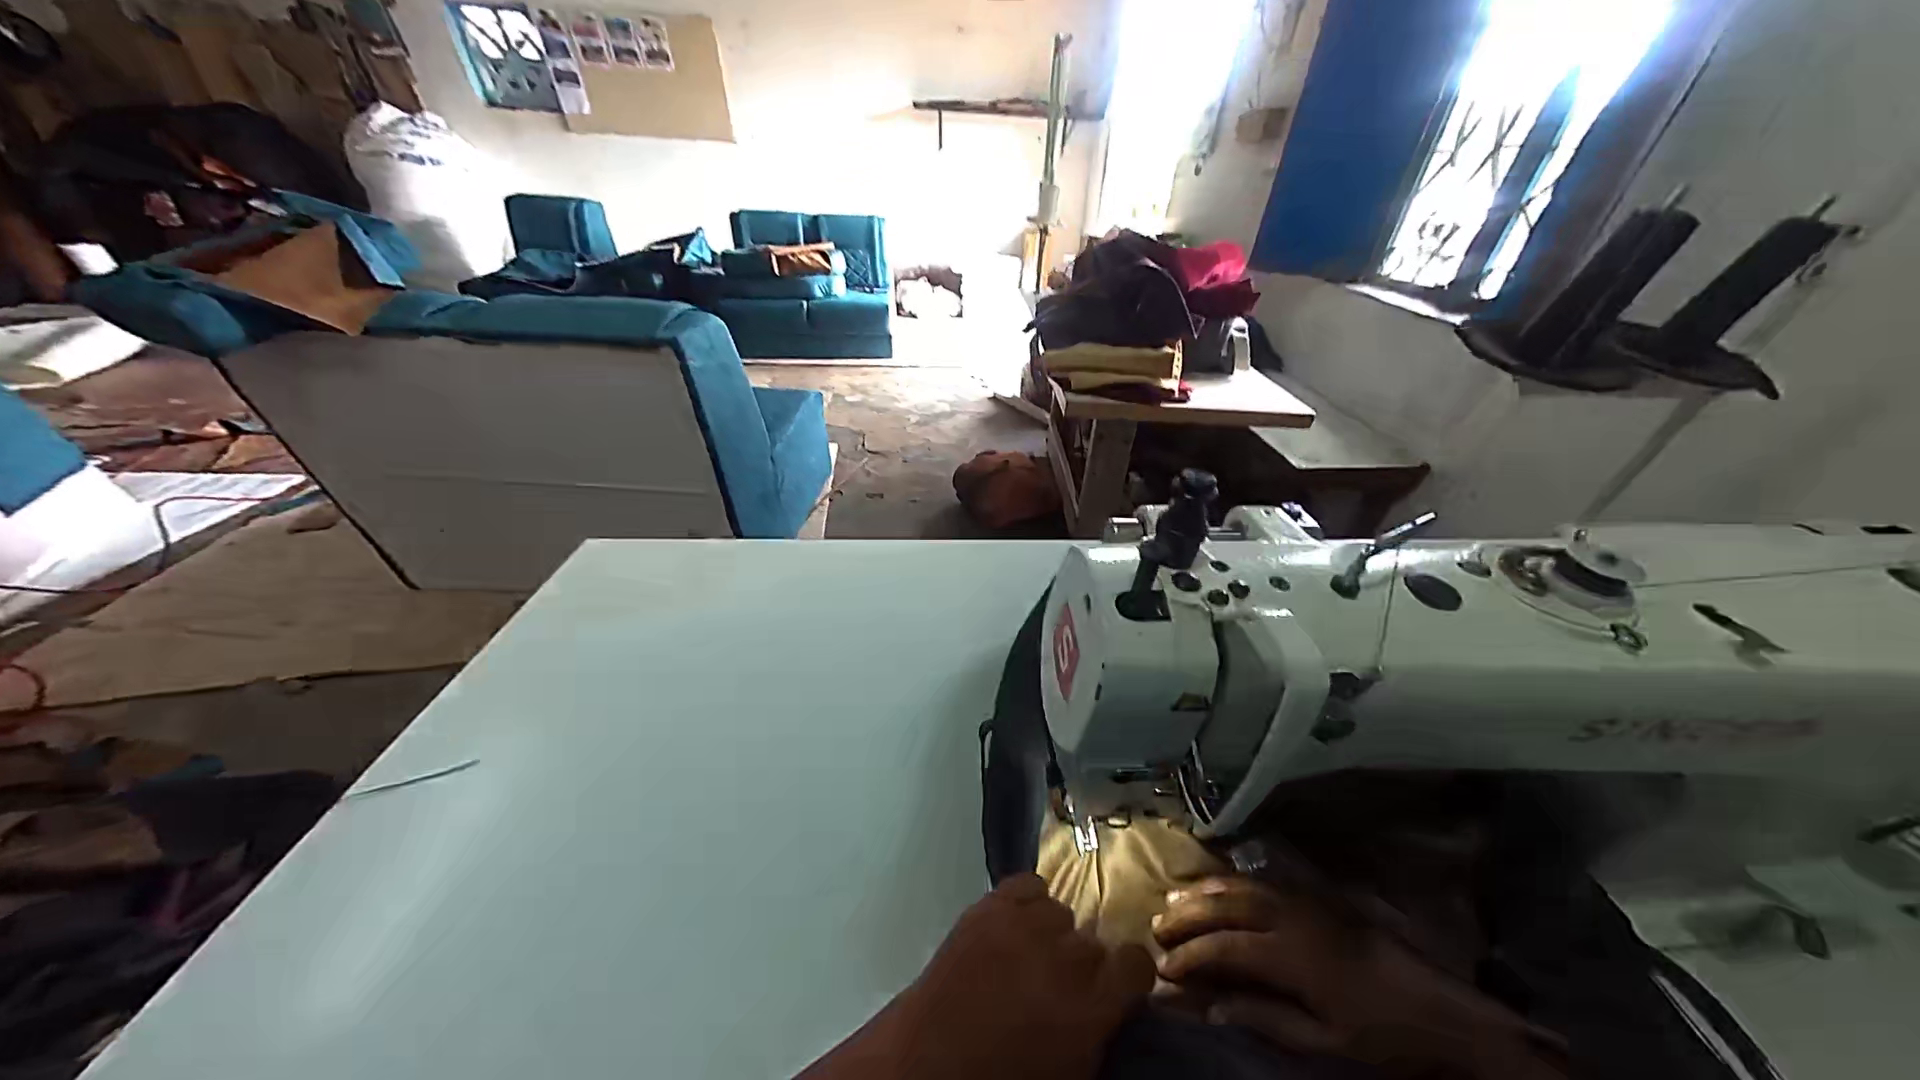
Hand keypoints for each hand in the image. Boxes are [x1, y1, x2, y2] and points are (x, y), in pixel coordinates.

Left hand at [798, 874, 1153, 1079]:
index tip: (1119, 980)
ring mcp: (1023, 925)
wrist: (929, 1062)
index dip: (1128, 972)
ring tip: (1030, 954)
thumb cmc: (1003, 1077)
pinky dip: (1027, 900)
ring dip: (1051, 932)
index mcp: (1090, 1006)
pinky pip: (1028, 884)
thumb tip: (1114, 999)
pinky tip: (1017, 924)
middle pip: (1093, 940)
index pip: (1135, 962)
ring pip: (1060, 912)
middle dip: (1082, 961)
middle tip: (1060, 982)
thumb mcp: (1071, 1069)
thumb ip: (1099, 1026)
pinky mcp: (989, 905)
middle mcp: (1063, 957)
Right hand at [1152, 876, 1565, 1078]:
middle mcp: (1291, 917)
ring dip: (1203, 892)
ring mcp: (1303, 900)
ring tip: (1174, 898)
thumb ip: (1265, 1018)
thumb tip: (1211, 1007)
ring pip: (1240, 885)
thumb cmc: (1382, 1032)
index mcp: (1292, 955)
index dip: (1190, 957)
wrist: (1442, 1007)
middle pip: (1225, 906)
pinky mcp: (1316, 895)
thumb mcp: (1326, 1040)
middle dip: (1187, 915)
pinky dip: (1231, 881)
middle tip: (1156, 925)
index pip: (1225, 948)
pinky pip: (1262, 880)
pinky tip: (1217, 885)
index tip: (1164, 968)